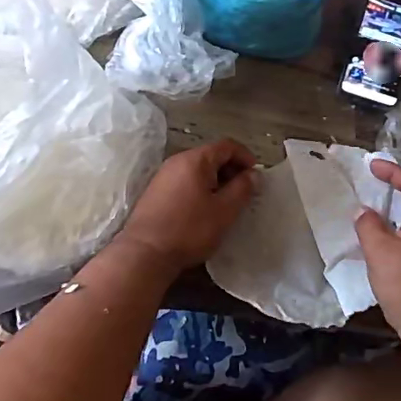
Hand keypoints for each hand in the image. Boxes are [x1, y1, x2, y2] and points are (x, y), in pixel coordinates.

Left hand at [118, 139, 257, 273]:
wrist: (144, 254)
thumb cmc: (190, 229)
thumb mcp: (225, 210)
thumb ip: (243, 188)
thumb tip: (254, 174)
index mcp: (195, 160)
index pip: (227, 146)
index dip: (245, 157)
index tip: (256, 176)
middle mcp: (177, 161)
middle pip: (211, 155)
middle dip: (231, 169)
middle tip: (243, 191)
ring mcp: (163, 176)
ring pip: (197, 170)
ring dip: (216, 180)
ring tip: (225, 202)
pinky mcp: (155, 192)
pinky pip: (184, 181)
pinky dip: (200, 188)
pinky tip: (203, 210)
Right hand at [355, 159, 400, 340]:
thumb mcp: (380, 252)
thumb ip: (369, 225)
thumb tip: (364, 211)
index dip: (393, 172)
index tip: (372, 165)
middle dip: (398, 185)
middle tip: (375, 177)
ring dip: (398, 206)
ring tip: (377, 199)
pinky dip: (400, 223)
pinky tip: (385, 230)